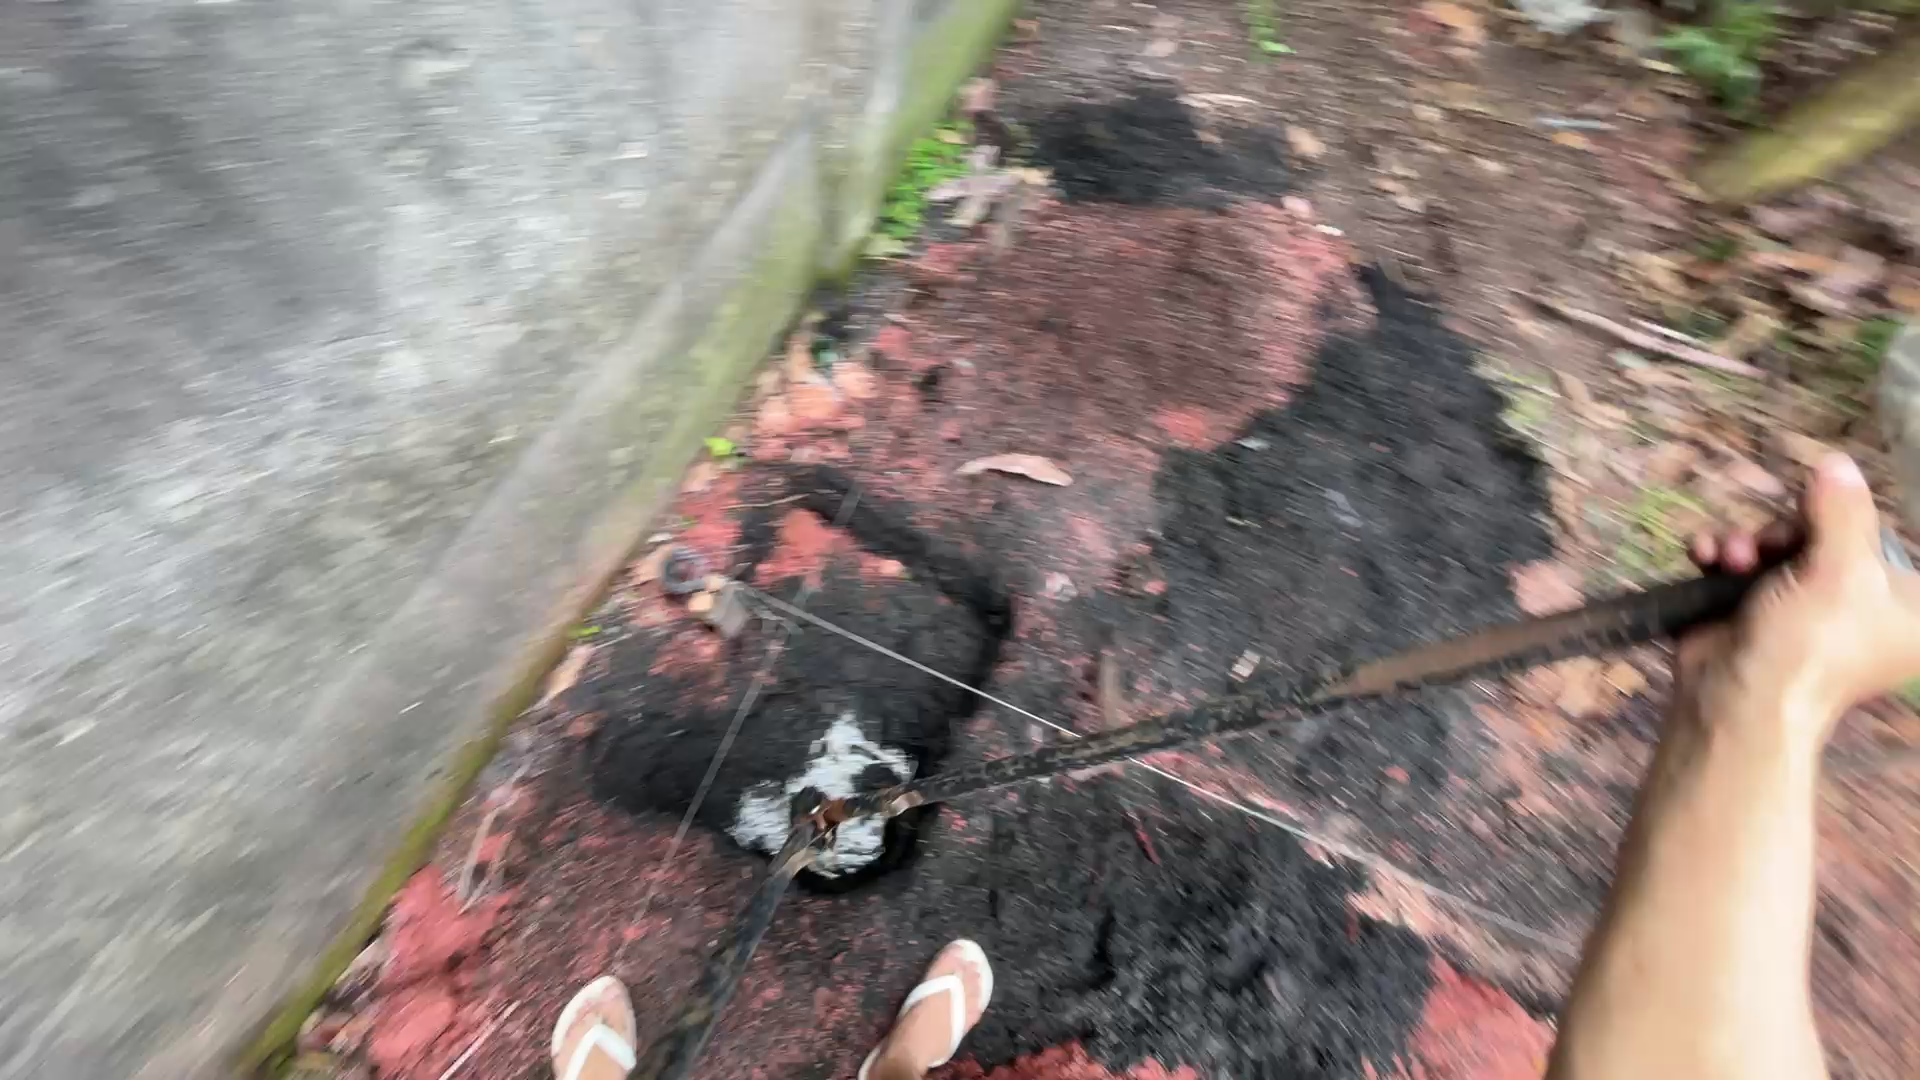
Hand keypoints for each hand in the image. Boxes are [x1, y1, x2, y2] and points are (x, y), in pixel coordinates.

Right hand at [1679, 454, 1919, 752]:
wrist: (1737, 694)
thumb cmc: (1809, 642)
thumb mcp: (1838, 573)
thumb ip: (1839, 515)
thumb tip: (1834, 461)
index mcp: (1901, 601)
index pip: (1869, 537)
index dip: (1833, 523)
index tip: (1806, 528)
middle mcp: (1850, 602)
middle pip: (1812, 538)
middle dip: (1776, 535)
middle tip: (1760, 548)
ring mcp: (1792, 607)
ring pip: (1766, 550)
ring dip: (1738, 544)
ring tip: (1722, 557)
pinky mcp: (1742, 609)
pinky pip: (1731, 568)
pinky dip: (1713, 558)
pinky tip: (1700, 556)